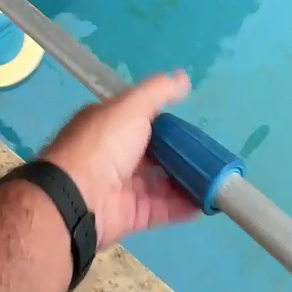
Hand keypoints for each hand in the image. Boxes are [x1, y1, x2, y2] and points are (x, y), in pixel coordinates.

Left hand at [41, 70, 197, 247]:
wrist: (76, 198)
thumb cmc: (104, 144)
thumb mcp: (131, 107)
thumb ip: (158, 91)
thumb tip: (183, 77)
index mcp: (109, 124)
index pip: (141, 119)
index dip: (166, 122)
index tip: (191, 126)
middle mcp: (113, 154)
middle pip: (153, 153)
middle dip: (180, 154)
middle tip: (208, 155)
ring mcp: (120, 186)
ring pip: (160, 182)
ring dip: (186, 181)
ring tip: (215, 180)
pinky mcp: (128, 215)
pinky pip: (160, 209)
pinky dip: (182, 206)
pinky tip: (205, 203)